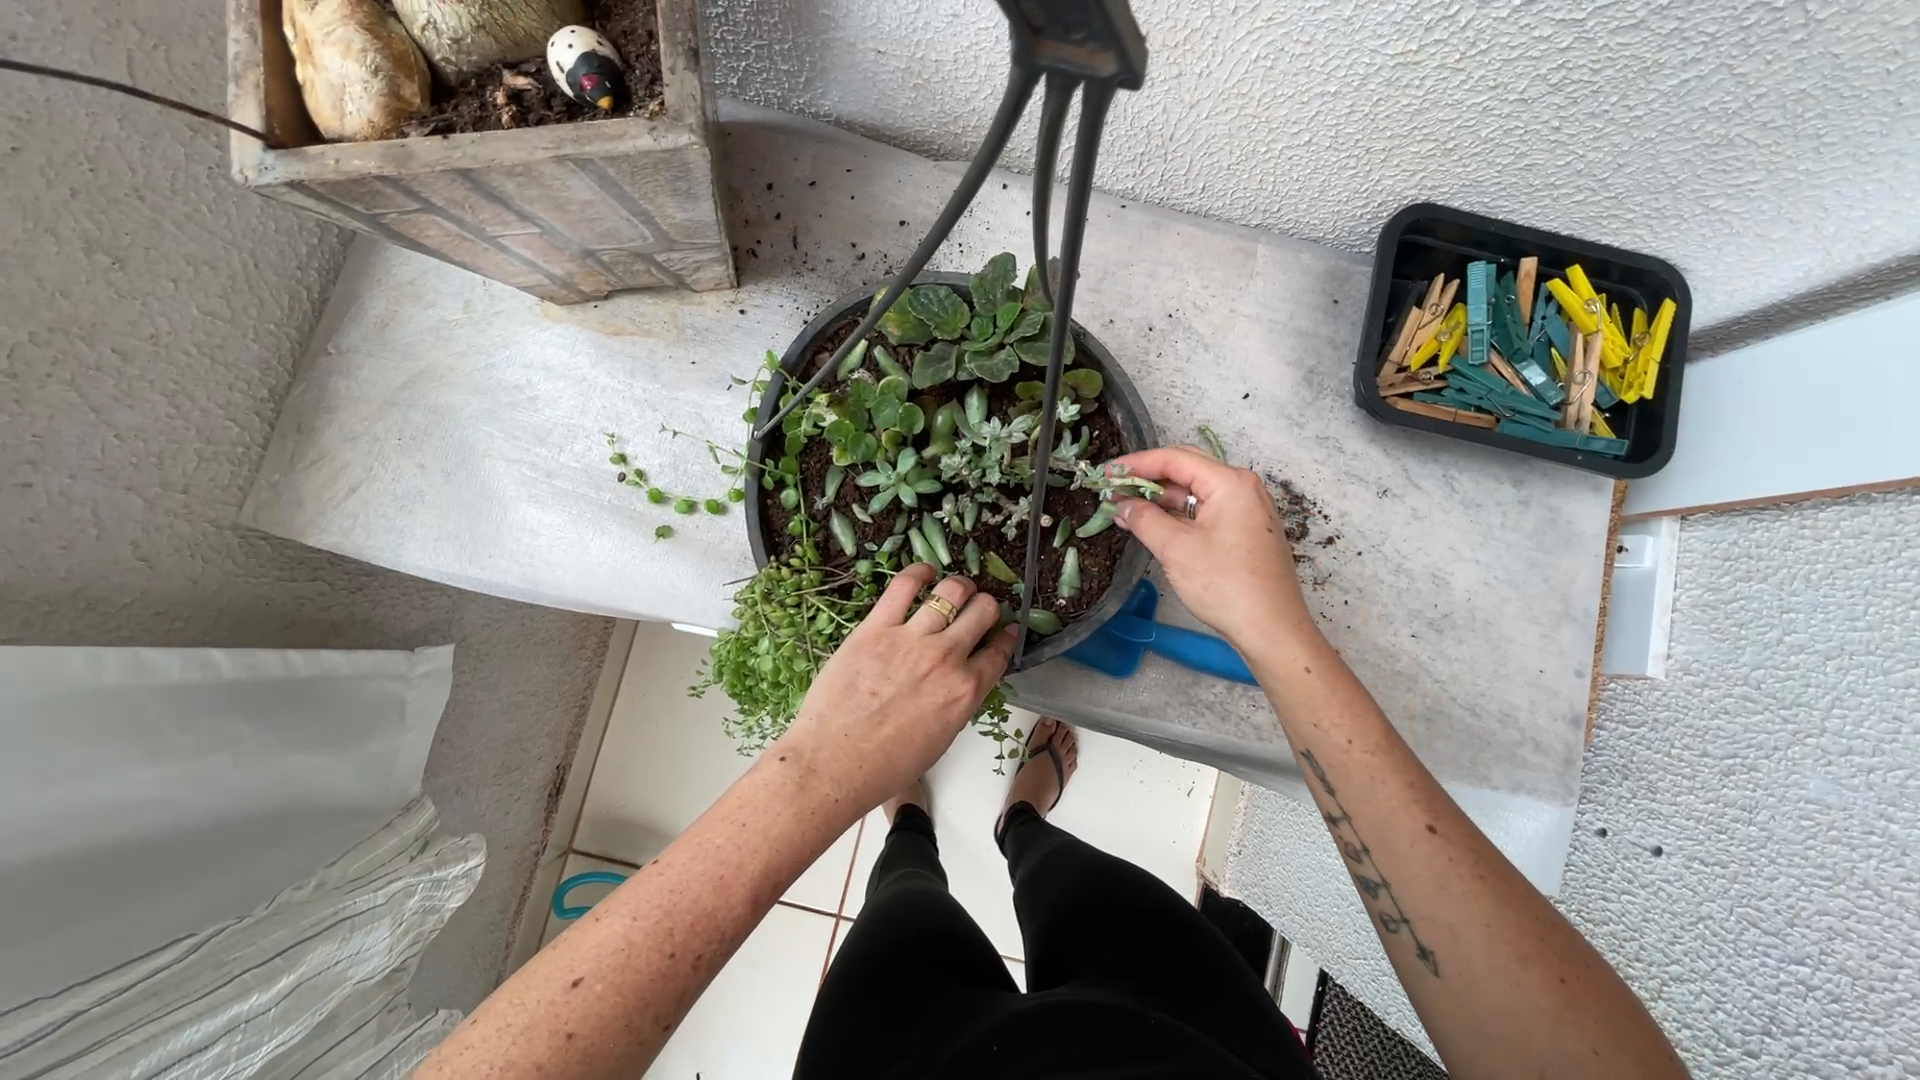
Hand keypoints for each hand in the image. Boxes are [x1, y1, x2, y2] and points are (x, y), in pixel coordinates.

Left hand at [778, 563, 1017, 811]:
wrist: (834, 763)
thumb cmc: (886, 765)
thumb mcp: (941, 738)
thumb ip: (957, 701)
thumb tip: (958, 679)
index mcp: (966, 690)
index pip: (999, 651)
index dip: (1006, 637)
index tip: (1005, 630)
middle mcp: (946, 658)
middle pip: (983, 611)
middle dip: (986, 606)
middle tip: (978, 608)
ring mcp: (911, 639)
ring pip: (951, 591)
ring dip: (960, 587)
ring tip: (957, 588)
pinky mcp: (876, 627)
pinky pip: (904, 585)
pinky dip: (919, 572)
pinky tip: (924, 571)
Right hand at [1107, 445, 1315, 647]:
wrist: (1271, 629)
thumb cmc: (1225, 585)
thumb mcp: (1176, 549)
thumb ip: (1144, 519)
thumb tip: (1122, 504)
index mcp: (1230, 483)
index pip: (1174, 459)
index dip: (1135, 464)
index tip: (1106, 474)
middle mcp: (1242, 488)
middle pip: (1186, 469)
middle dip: (1148, 478)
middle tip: (1114, 488)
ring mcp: (1247, 510)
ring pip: (1195, 492)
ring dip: (1161, 499)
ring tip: (1126, 510)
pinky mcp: (1245, 531)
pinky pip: (1205, 511)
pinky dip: (1178, 515)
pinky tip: (1153, 526)